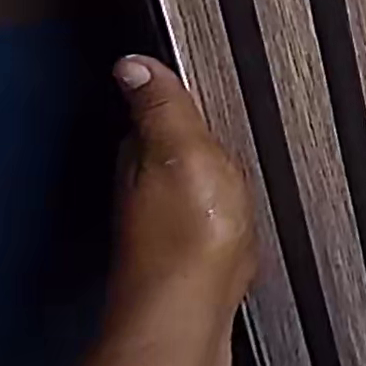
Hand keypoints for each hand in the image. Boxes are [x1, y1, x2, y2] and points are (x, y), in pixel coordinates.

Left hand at [107, 55, 256, 337]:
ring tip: (234, 152)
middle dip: (199, 128)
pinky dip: (219, 193)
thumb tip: (131, 64)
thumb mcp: (185, 152)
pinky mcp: (191, 237)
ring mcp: (167, 212)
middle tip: (226, 114)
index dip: (182, 93)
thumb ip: (165, 108)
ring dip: (210, 162)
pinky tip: (234, 198)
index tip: (202, 79)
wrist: (193, 301)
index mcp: (142, 153)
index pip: (158, 107)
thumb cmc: (191, 230)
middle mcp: (145, 181)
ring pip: (191, 171)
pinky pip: (207, 200)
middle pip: (174, 140)